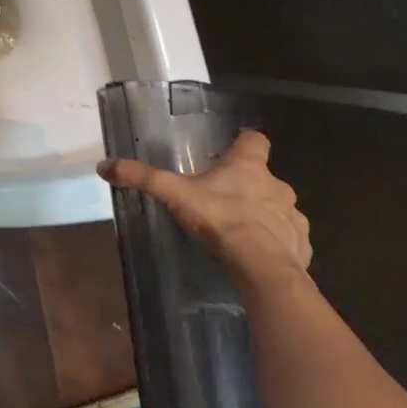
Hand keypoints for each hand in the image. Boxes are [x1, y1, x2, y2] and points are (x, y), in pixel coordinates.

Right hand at [98, 130, 311, 288]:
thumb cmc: (220, 219)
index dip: (244, 142)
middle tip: (222, 196)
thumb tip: (104, 165)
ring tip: (239, 227)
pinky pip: (289, 237)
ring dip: (263, 213)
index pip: (255, 140)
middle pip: (264, 176)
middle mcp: (277, 186)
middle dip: (248, 184)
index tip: (232, 148)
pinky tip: (256, 251)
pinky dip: (275, 241)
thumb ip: (141, 177)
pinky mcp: (302, 245)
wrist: (262, 267)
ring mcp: (294, 217)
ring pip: (278, 207)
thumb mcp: (173, 193)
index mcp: (249, 167)